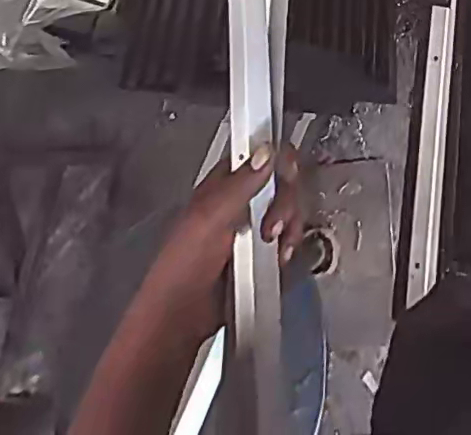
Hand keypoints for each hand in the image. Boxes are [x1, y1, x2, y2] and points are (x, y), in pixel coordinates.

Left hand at [134, 146, 305, 337]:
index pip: (258, 154)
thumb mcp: (209, 219)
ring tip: (275, 246)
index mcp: (223, 184)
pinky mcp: (263, 250)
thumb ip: (240, 184)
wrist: (179, 320)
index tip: (287, 174)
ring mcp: (253, 225)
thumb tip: (267, 150)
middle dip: (285, 202)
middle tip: (273, 226)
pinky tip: (280, 257)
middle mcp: (241, 199)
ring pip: (289, 207)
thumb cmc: (185, 265)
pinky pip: (289, 234)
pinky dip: (290, 242)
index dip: (277, 158)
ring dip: (290, 224)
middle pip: (281, 181)